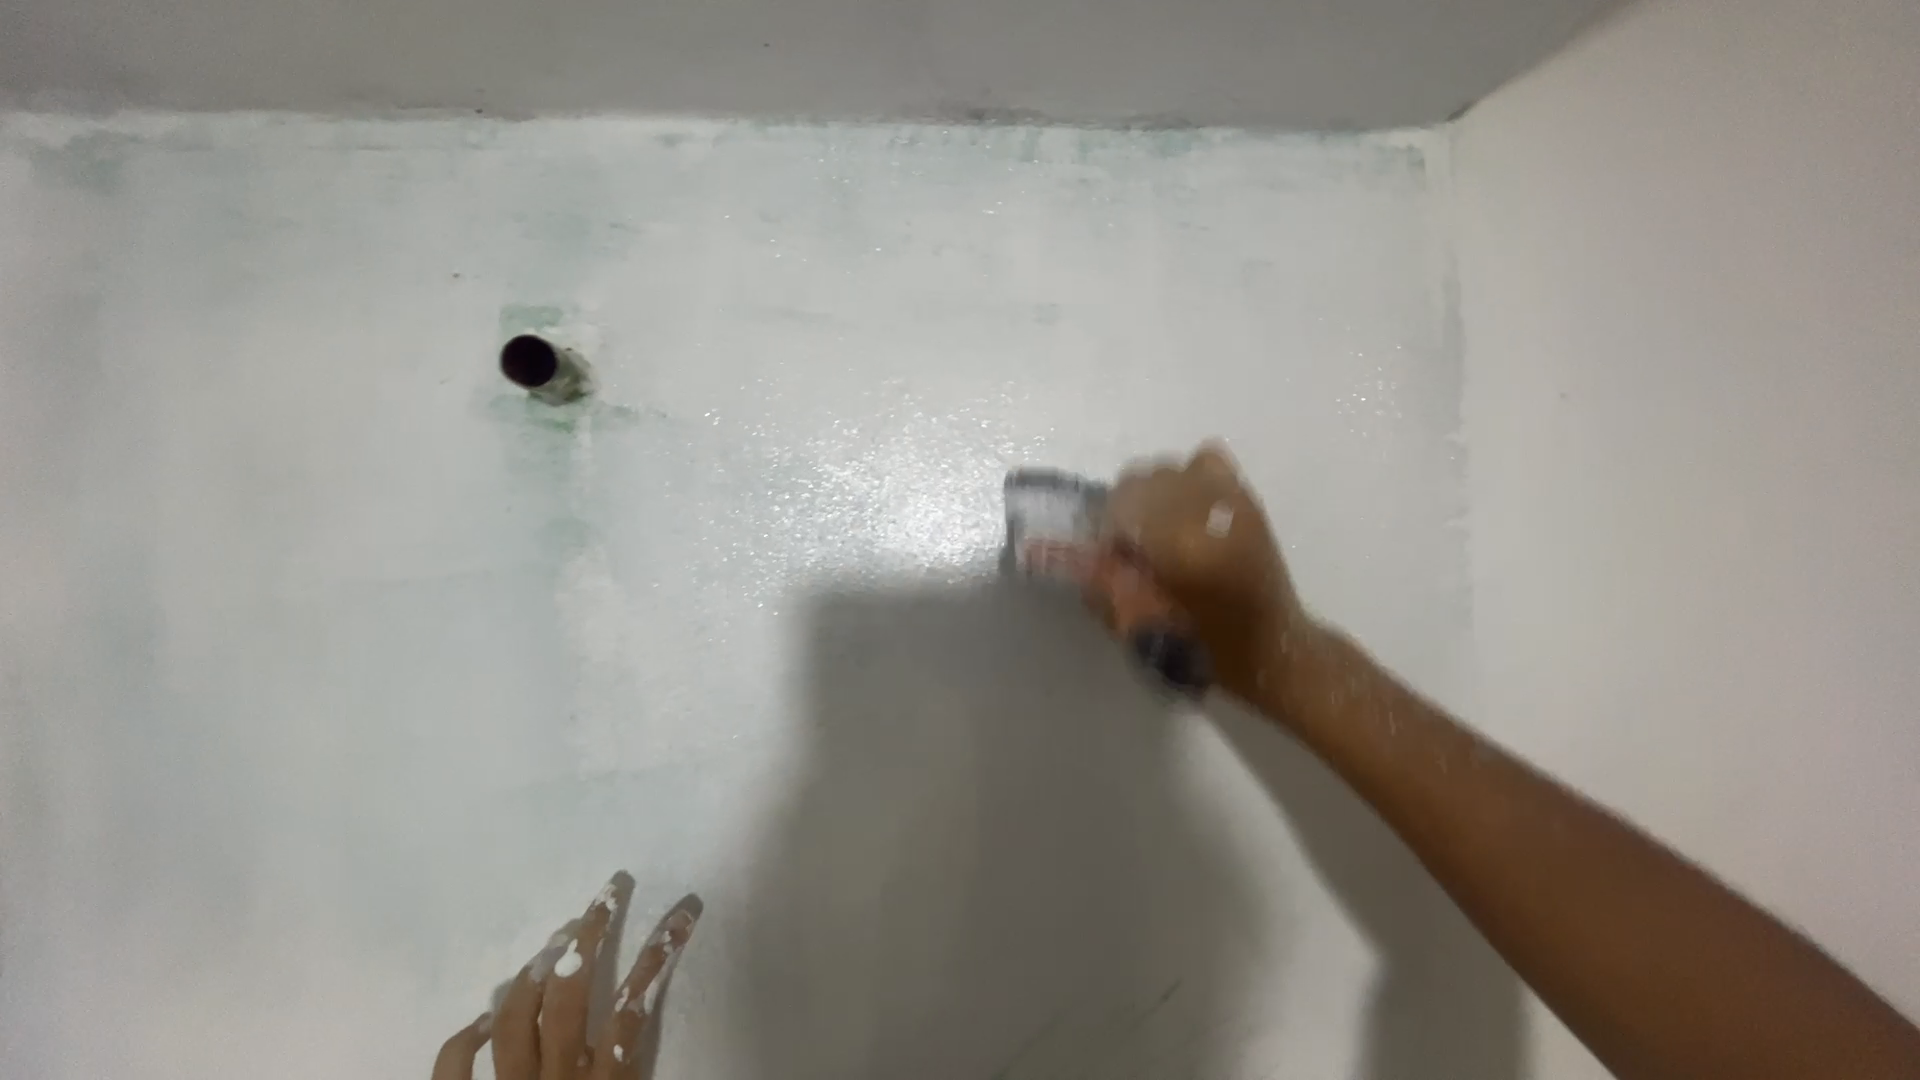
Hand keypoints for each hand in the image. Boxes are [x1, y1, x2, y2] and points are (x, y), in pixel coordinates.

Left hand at [433, 875, 701, 1079]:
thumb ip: (634, 1072)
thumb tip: (644, 1030)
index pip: (636, 1002)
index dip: (661, 950)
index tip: (683, 911)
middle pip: (568, 991)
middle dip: (590, 933)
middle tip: (607, 894)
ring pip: (515, 1015)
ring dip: (535, 968)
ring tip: (556, 940)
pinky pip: (452, 1069)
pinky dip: (466, 1034)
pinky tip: (485, 1014)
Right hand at [1101, 442, 1312, 703]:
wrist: (1273, 650)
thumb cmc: (1205, 649)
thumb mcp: (1140, 626)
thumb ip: (1100, 582)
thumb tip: (1060, 551)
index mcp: (1184, 543)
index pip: (1121, 504)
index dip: (1105, 529)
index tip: (1108, 557)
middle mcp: (1209, 508)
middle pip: (1140, 479)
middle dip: (1125, 510)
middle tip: (1132, 549)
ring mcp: (1231, 497)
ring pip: (1167, 468)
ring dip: (1153, 495)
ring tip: (1160, 531)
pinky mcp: (1245, 497)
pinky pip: (1205, 460)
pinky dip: (1187, 478)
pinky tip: (1186, 510)